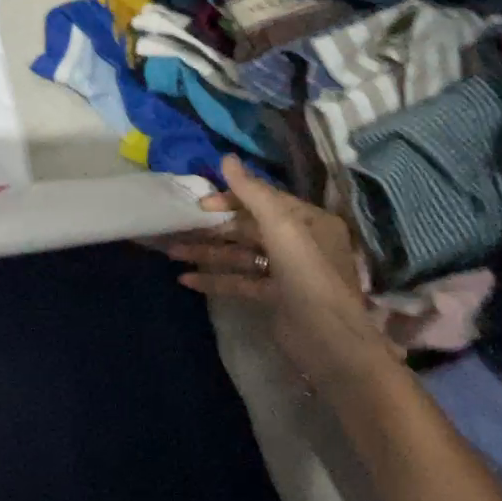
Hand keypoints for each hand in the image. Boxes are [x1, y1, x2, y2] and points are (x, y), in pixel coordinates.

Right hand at [156, 156, 377, 373]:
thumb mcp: (282, 229)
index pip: (264, 200)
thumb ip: (253, 194)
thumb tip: (226, 158)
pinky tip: (185, 279)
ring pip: (240, 255)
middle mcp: (301, 243)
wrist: (330, 342)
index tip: (200, 204)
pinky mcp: (275, 296)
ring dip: (207, 253)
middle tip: (178, 228)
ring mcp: (287, 272)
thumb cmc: (308, 278)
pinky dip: (214, 279)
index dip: (231, 198)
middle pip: (248, 228)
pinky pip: (239, 280)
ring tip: (171, 253)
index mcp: (310, 222)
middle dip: (213, 228)